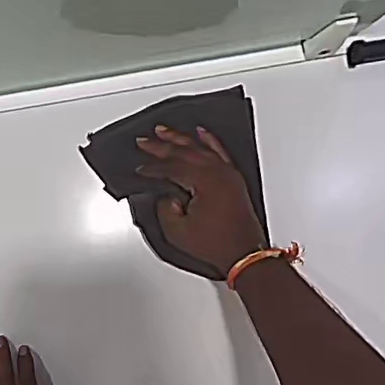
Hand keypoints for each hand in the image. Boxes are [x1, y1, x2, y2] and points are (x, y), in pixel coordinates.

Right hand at [135, 125, 267, 276]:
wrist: (243, 254)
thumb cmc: (217, 243)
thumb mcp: (177, 231)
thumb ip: (166, 208)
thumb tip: (166, 196)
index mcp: (204, 181)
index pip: (172, 167)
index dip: (152, 168)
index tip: (141, 169)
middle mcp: (218, 172)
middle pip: (184, 152)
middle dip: (161, 146)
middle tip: (144, 141)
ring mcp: (227, 174)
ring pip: (199, 147)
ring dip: (180, 138)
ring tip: (164, 131)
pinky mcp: (233, 179)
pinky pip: (219, 151)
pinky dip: (208, 140)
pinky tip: (200, 133)